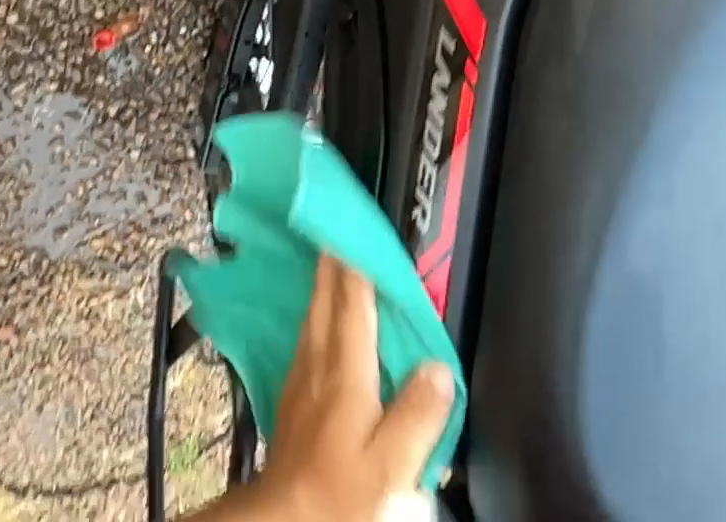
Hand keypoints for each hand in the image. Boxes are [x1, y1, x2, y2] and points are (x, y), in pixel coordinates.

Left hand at [184, 256, 454, 520]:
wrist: (287, 509)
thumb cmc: (342, 489)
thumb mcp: (392, 463)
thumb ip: (417, 415)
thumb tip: (438, 369)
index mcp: (346, 374)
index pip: (353, 308)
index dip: (355, 269)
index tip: (357, 235)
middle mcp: (319, 363)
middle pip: (325, 301)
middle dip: (332, 264)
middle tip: (337, 231)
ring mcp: (302, 373)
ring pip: (312, 314)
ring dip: (323, 284)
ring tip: (330, 260)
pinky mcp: (294, 388)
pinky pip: (307, 333)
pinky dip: (318, 311)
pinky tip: (320, 313)